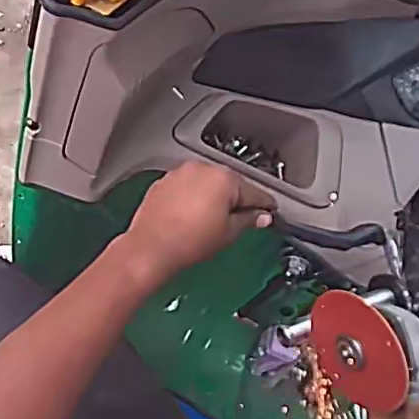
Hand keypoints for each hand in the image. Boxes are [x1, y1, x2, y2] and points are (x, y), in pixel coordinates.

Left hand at [120, 162, 275, 282]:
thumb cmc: (188, 242)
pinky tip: (189, 218)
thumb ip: (248, 220)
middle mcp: (201, 169)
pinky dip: (191, 198)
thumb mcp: (228, 234)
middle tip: (237, 221)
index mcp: (224, 178)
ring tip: (209, 223)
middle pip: (228, 183)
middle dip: (234, 200)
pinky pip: (185, 188)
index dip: (264, 204)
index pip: (254, 191)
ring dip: (211, 197)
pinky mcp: (163, 183)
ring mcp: (180, 174)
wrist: (150, 248)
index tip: (268, 211)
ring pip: (205, 183)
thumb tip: (259, 217)